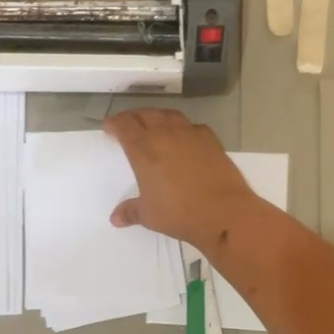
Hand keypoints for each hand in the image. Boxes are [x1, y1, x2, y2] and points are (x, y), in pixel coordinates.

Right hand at [104, 109, 261, 250]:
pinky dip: (182, 127)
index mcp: (144, 150)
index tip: (109, 126)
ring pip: (169, 115)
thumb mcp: (149, 215)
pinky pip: (192, 126)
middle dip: (133, 116)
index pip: (124, 126)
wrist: (224, 212)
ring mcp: (190, 134)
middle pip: (145, 114)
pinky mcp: (211, 140)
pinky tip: (184, 137)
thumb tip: (116, 218)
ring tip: (153, 124)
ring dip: (157, 116)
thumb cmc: (180, 214)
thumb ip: (131, 211)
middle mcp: (165, 135)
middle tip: (127, 123)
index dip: (114, 124)